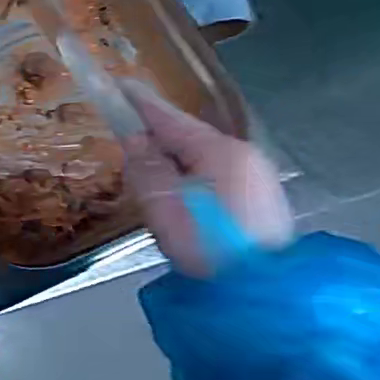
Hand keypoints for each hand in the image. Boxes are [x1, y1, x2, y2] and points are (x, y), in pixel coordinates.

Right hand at [119, 85, 294, 277]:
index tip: (119, 85)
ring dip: (174, 161)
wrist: (260, 294)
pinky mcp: (261, 204)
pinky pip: (215, 178)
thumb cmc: (208, 245)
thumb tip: (135, 139)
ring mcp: (257, 179)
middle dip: (158, 137)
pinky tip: (180, 197)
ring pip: (202, 159)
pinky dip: (192, 178)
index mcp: (219, 151)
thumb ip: (145, 166)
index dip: (141, 102)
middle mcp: (243, 156)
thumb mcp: (163, 204)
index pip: (170, 117)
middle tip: (128, 138)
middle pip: (189, 138)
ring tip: (149, 173)